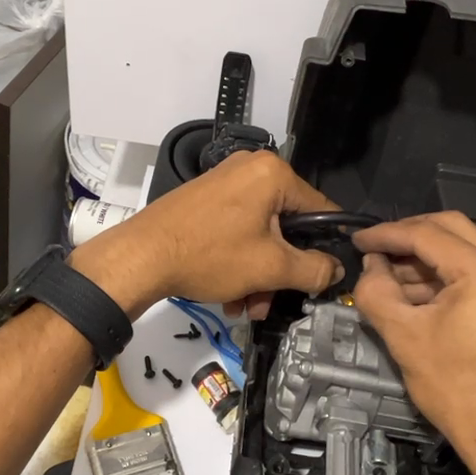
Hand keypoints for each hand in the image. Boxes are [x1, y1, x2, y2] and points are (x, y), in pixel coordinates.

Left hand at [70, 151, 342, 317]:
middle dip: (281, 271)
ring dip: (259, 274)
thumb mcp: (271, 268)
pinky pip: (239, 230)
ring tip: (244, 306)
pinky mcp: (207, 199)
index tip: (322, 276)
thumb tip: (336, 271)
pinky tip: (229, 294)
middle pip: (288, 226)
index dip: (326, 247)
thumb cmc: (210, 255)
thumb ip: (314, 270)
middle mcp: (252, 168)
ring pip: (262, 233)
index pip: (321, 210)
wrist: (140, 258)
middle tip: (270, 302)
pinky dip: (239, 261)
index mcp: (274, 173)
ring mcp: (226, 181)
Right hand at [352, 213, 475, 474]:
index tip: (356, 240)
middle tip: (374, 248)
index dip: (386, 234)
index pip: (426, 234)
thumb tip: (371, 265)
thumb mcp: (404, 336)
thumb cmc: (455, 388)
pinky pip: (474, 274)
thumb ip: (377, 291)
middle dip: (408, 235)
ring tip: (386, 276)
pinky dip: (442, 276)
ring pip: (462, 251)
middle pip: (450, 229)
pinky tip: (413, 293)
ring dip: (424, 258)